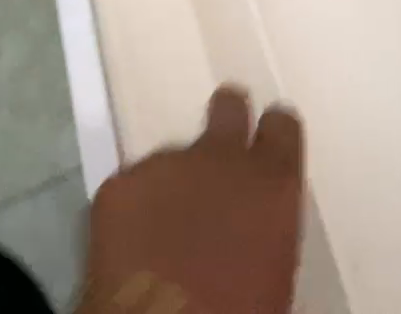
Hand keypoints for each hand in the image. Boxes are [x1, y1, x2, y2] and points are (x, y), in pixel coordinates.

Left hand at [79, 86, 304, 313]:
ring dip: (174, 182)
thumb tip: (257, 229)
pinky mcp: (118, 183)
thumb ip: (267, 226)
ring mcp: (165, 163)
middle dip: (225, 119)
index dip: (273, 134)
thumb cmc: (237, 312)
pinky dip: (133, 209)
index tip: (264, 148)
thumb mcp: (276, 270)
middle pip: (227, 107)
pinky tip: (133, 243)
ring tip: (166, 228)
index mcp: (271, 182)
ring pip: (173, 156)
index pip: (282, 125)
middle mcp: (220, 157)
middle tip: (217, 152)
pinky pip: (131, 187)